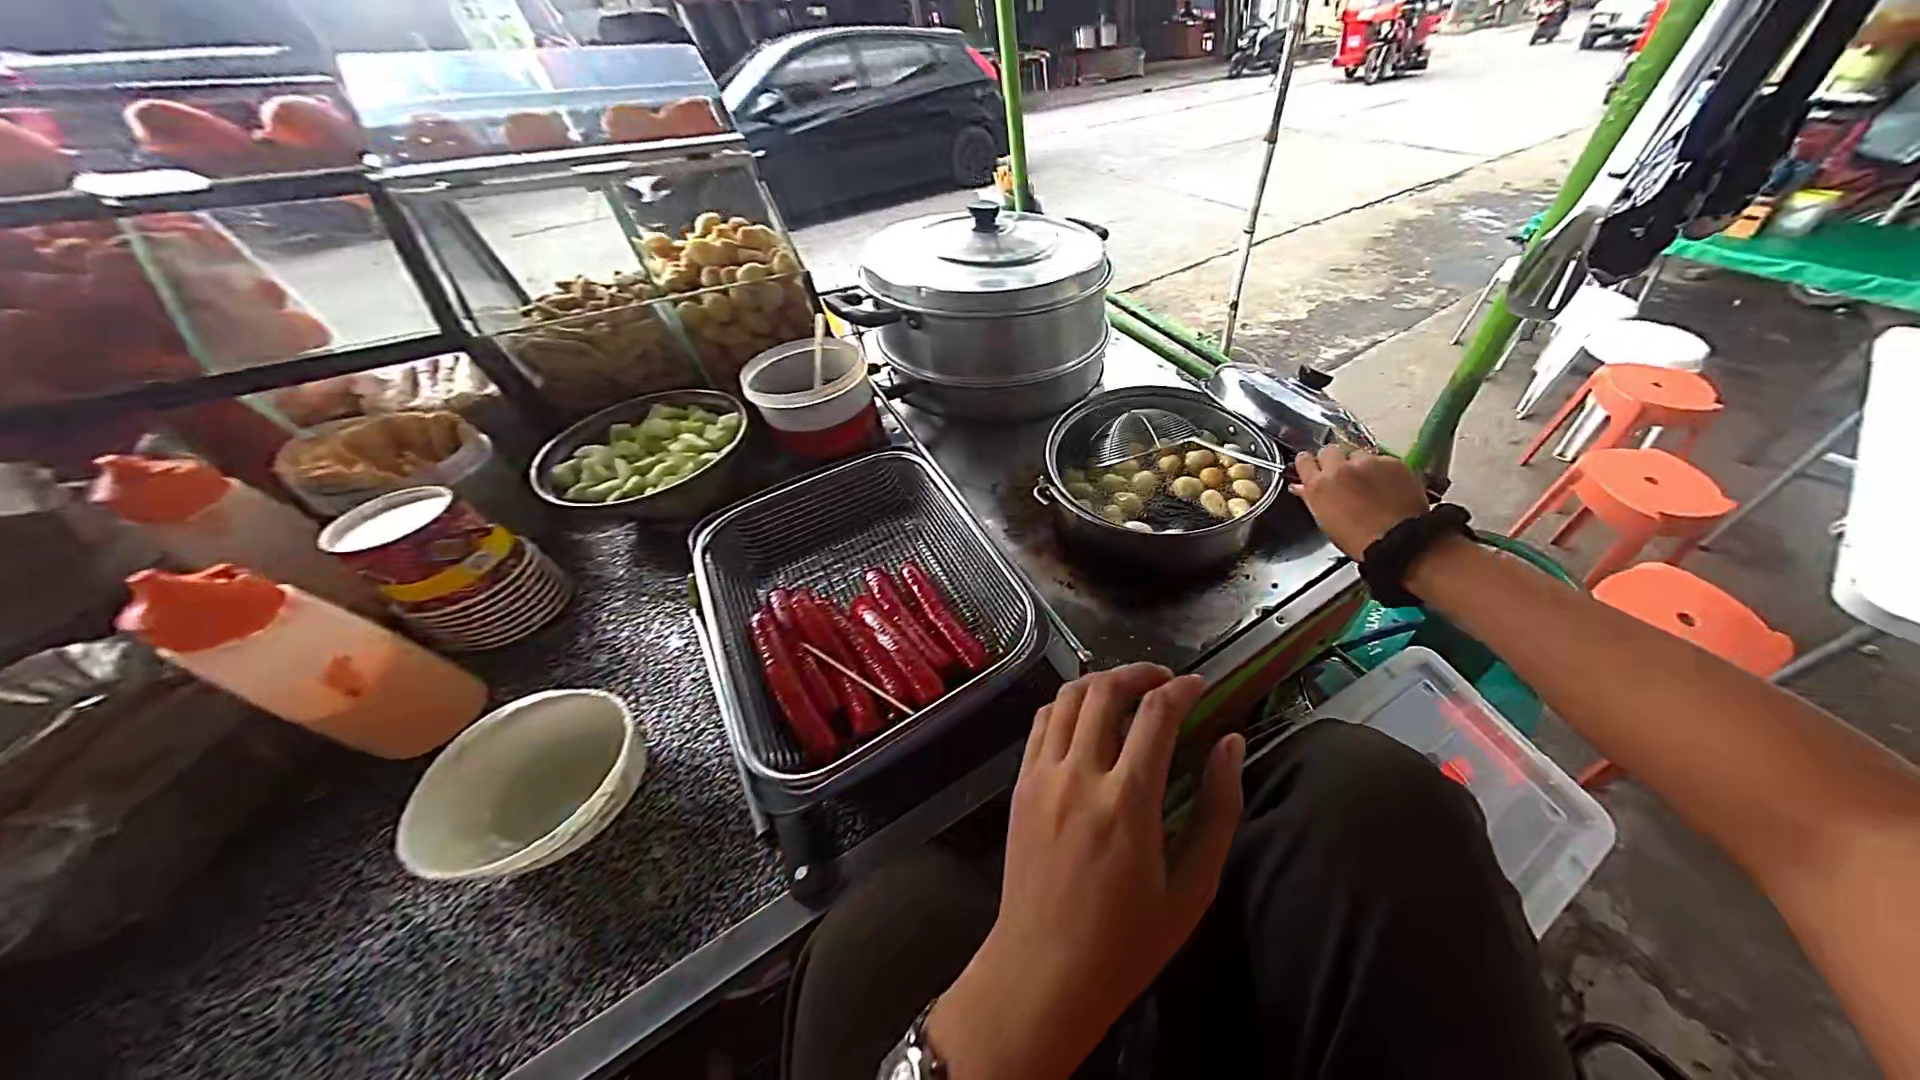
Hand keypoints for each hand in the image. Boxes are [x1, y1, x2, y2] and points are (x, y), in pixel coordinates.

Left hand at [926, 665, 1244, 1079]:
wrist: (1043, 970)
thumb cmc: (1126, 941)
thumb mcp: (1192, 887)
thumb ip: (1217, 810)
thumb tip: (1231, 745)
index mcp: (1127, 803)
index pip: (1156, 715)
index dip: (1182, 689)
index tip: (1199, 685)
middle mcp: (1079, 776)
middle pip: (1105, 691)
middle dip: (1140, 672)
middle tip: (1165, 679)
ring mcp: (1042, 776)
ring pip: (1066, 697)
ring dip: (1100, 681)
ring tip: (1127, 689)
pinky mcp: (1020, 784)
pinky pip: (1041, 723)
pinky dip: (1067, 704)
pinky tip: (1086, 716)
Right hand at [1291, 446, 1430, 558]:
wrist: (1397, 540)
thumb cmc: (1357, 538)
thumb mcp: (1324, 520)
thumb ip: (1311, 497)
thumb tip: (1300, 487)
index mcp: (1318, 485)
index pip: (1303, 460)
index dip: (1308, 463)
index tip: (1312, 467)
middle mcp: (1339, 469)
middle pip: (1329, 450)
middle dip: (1332, 459)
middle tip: (1340, 474)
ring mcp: (1366, 463)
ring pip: (1356, 453)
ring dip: (1358, 463)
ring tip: (1366, 481)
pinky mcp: (1391, 463)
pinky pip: (1381, 459)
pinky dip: (1381, 468)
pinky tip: (1385, 484)